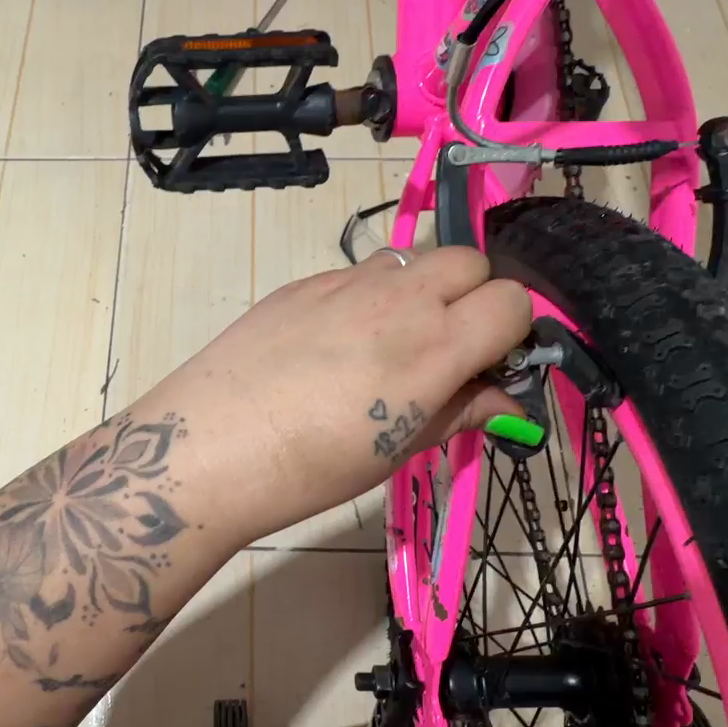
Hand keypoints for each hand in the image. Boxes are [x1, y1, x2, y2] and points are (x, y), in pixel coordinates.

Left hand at [131, 246, 532, 546]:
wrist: (215, 443)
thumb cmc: (314, 467)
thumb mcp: (397, 449)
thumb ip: (459, 412)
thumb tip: (506, 404)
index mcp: (436, 344)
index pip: (513, 301)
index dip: (511, 330)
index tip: (490, 362)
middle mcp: (400, 298)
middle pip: (468, 261)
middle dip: (472, 296)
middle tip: (445, 345)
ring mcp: (347, 282)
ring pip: (411, 259)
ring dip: (419, 289)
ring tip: (386, 341)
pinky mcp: (304, 282)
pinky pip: (357, 273)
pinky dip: (366, 297)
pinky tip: (331, 342)